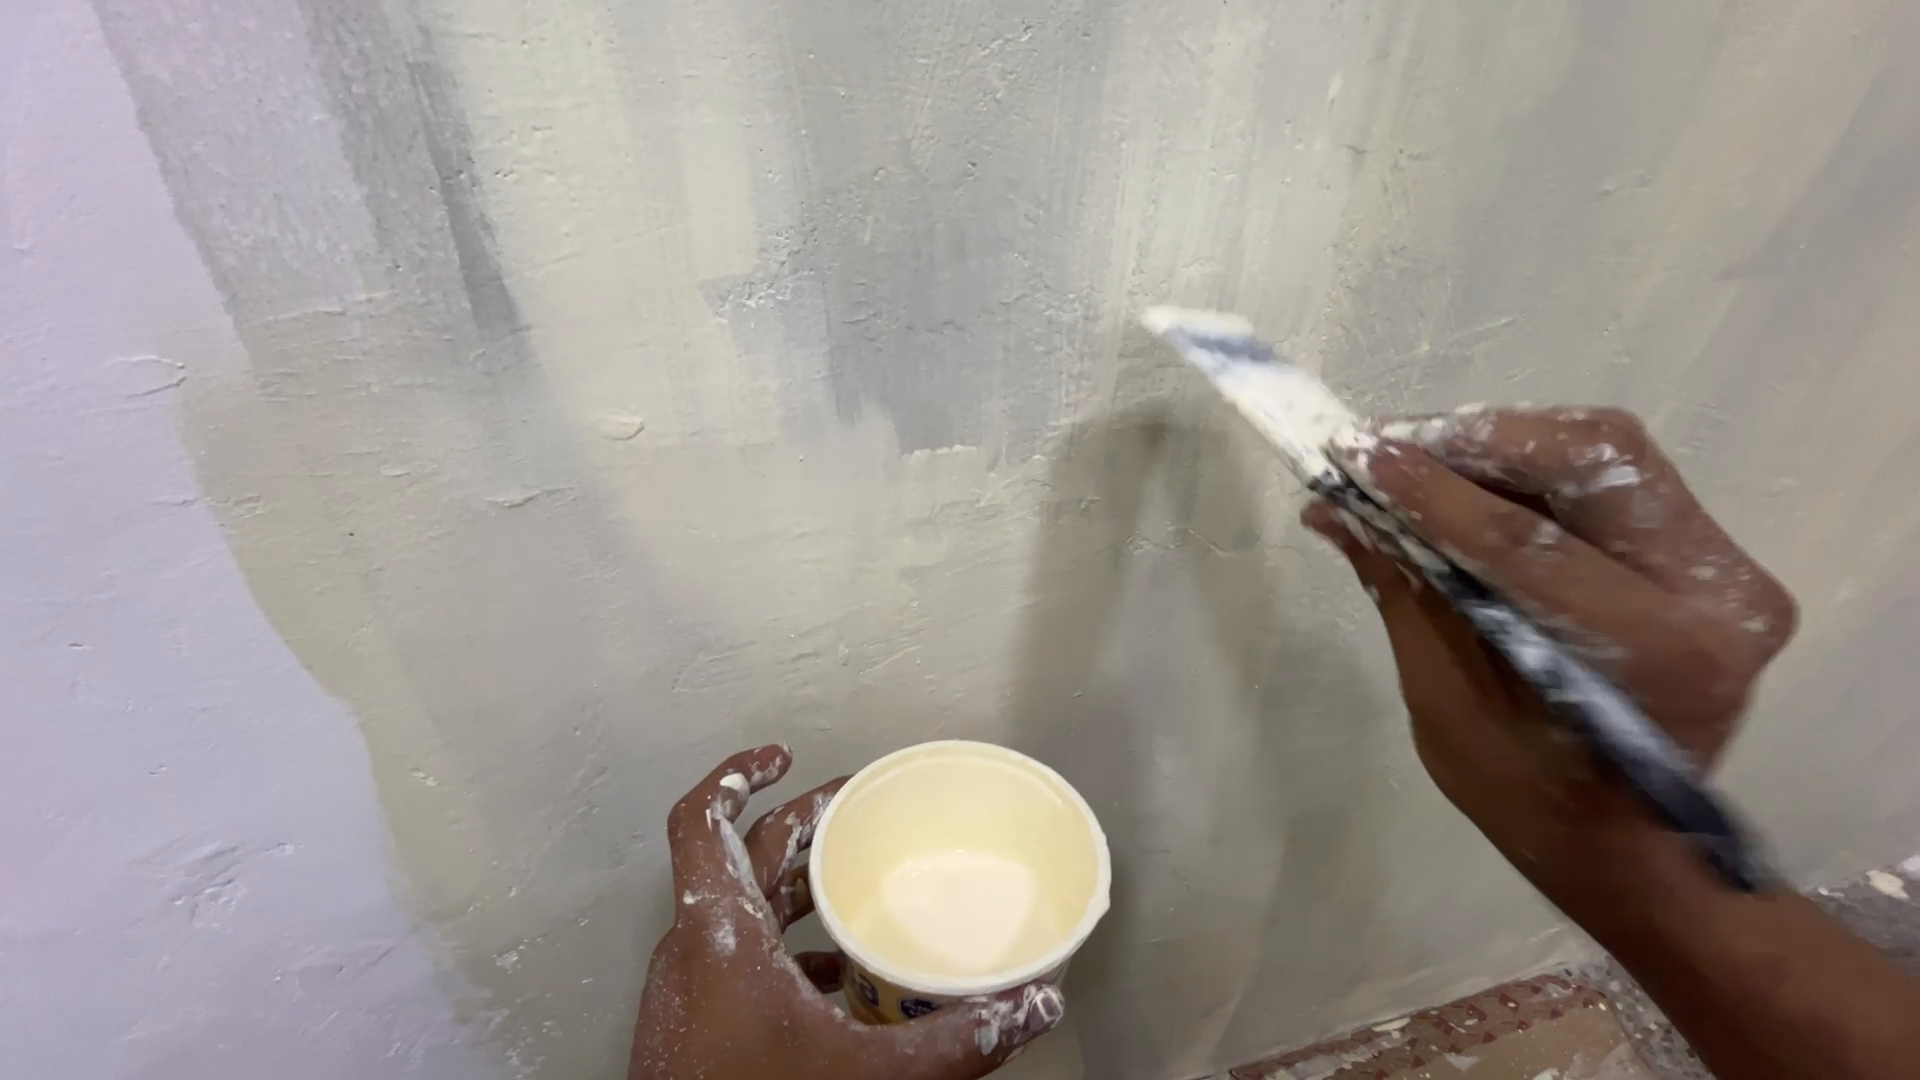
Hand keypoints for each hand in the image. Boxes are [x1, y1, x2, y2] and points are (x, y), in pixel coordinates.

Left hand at [628, 745, 1064, 1079]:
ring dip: (794, 881)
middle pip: (741, 855)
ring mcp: (690, 988)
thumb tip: (1035, 1005)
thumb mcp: (871, 1074)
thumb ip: (958, 1042)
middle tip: (850, 806)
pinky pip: (742, 953)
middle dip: (799, 822)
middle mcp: (693, 950)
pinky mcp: (698, 1022)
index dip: (736, 775)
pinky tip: (836, 970)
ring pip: (742, 903)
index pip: (702, 823)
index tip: (781, 756)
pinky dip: (787, 941)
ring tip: (851, 876)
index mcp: (715, 935)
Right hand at [1304, 407, 1796, 899]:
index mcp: (1654, 653)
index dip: (1427, 493)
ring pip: (1599, 449)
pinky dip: (1514, 464)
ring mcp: (1719, 563)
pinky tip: (1453, 474)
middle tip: (1378, 443)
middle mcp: (1715, 591)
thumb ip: (1401, 584)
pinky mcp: (1698, 550)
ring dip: (1489, 442)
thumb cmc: (1521, 790)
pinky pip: (1600, 475)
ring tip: (1406, 455)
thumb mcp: (1442, 690)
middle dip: (1468, 439)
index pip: (1523, 541)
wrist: (1618, 835)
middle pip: (1590, 456)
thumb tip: (1332, 508)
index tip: (1352, 456)